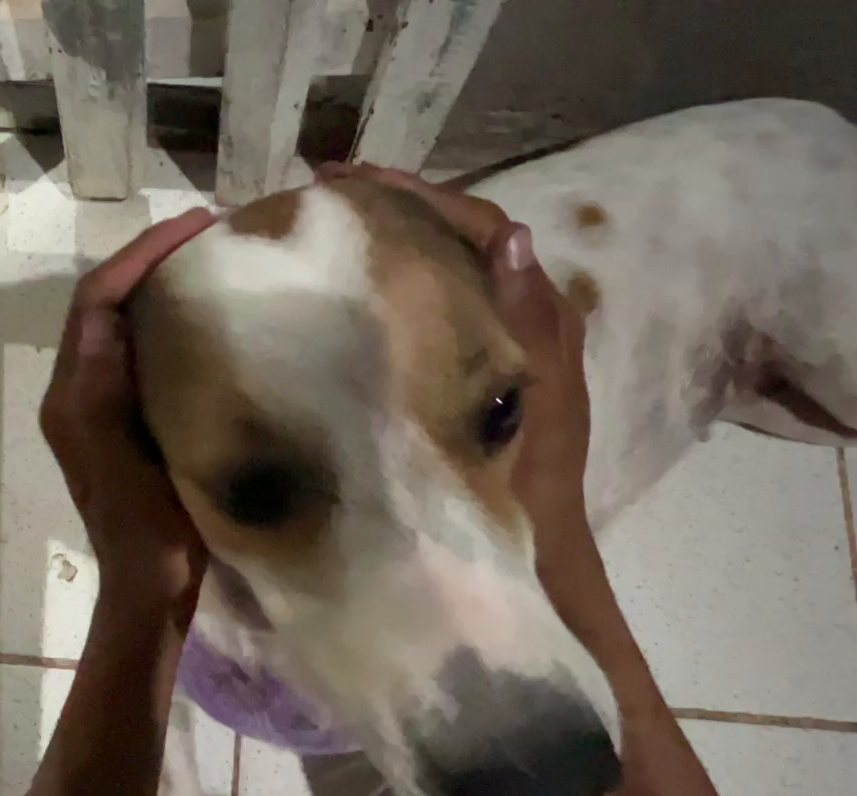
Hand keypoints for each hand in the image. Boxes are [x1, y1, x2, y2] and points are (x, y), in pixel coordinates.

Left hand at [42, 208, 217, 615]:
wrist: (146, 586)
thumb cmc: (152, 531)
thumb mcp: (140, 458)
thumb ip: (120, 391)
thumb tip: (120, 315)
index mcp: (76, 396)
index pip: (97, 301)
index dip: (141, 256)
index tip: (197, 227)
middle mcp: (72, 393)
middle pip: (101, 305)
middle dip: (147, 263)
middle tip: (205, 239)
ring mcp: (88, 410)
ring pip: (114, 327)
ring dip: (153, 291)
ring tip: (205, 268)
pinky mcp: (109, 424)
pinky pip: (127, 355)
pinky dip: (158, 326)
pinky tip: (199, 324)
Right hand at [316, 165, 605, 625]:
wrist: (525, 553)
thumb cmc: (530, 481)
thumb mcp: (534, 399)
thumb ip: (528, 322)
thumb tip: (510, 235)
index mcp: (533, 314)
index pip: (479, 226)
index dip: (420, 196)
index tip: (348, 180)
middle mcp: (508, 319)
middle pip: (451, 243)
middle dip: (392, 216)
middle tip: (322, 206)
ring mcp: (476, 350)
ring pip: (431, 279)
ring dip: (384, 254)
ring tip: (324, 242)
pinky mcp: (450, 381)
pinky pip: (418, 322)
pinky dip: (384, 302)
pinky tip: (343, 307)